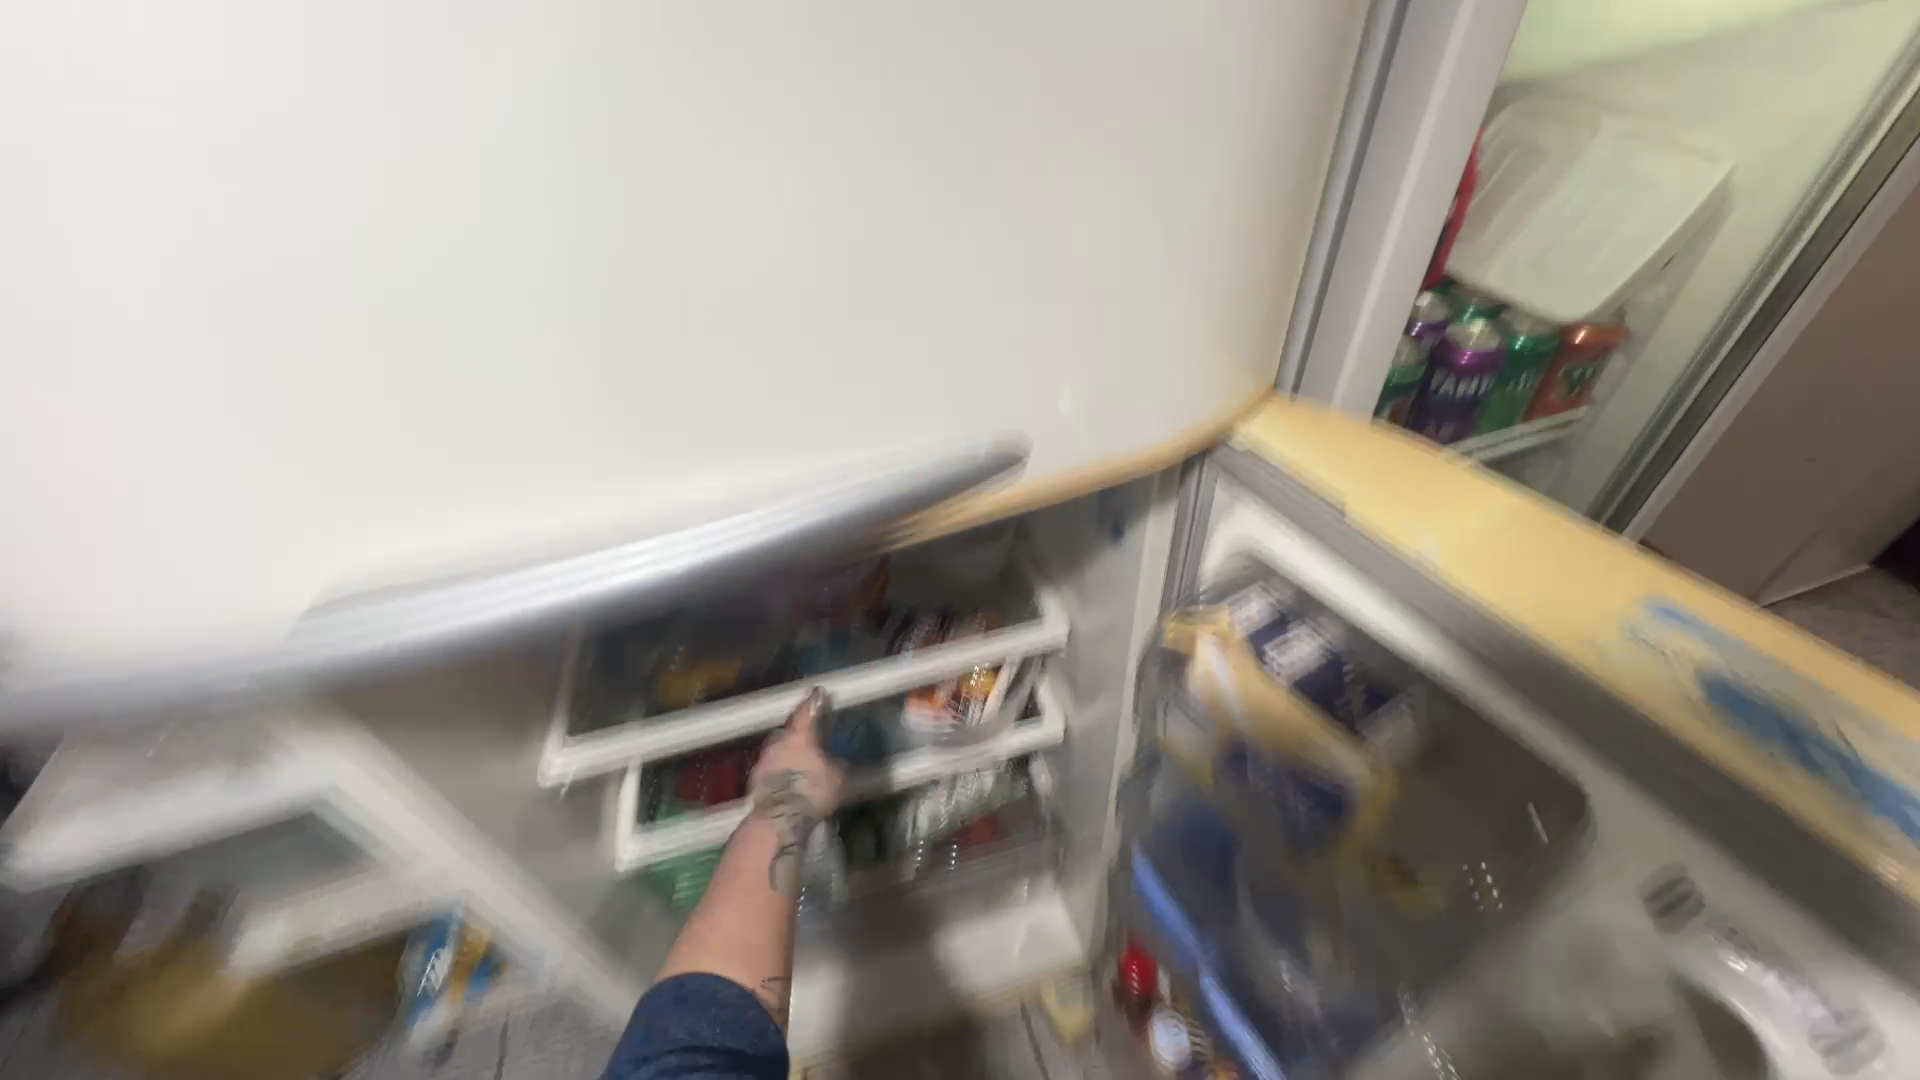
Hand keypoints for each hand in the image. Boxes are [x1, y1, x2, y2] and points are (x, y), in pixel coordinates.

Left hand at [749, 688, 846, 818]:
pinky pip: (770, 768)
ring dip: (786, 753)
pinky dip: (778, 770)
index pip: (807, 711)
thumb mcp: (838, 778)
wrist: (778, 820)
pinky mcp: (754, 779)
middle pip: (788, 730)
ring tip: (798, 762)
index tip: (818, 692)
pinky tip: (786, 779)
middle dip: (798, 732)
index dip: (814, 701)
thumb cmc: (812, 792)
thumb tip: (837, 760)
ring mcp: (763, 760)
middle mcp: (778, 741)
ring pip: (777, 749)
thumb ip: (836, 764)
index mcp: (800, 735)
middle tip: (808, 737)